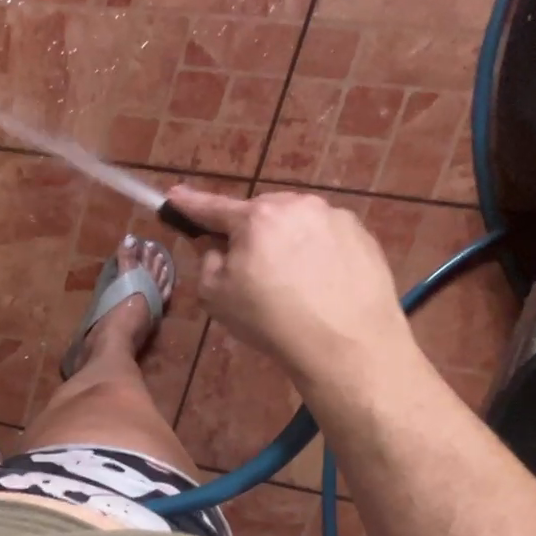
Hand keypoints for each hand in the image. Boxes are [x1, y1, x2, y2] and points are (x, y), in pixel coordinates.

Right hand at [167, 185, 418, 384]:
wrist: (345, 339)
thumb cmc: (268, 317)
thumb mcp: (214, 294)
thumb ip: (207, 260)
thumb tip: (218, 247)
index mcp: (256, 218)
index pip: (212, 206)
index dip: (188, 203)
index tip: (172, 196)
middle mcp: (298, 206)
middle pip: (258, 211)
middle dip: (244, 228)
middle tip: (241, 263)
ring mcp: (335, 217)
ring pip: (292, 220)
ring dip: (279, 238)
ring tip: (282, 277)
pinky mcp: (362, 235)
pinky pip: (322, 234)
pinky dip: (310, 250)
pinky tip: (311, 281)